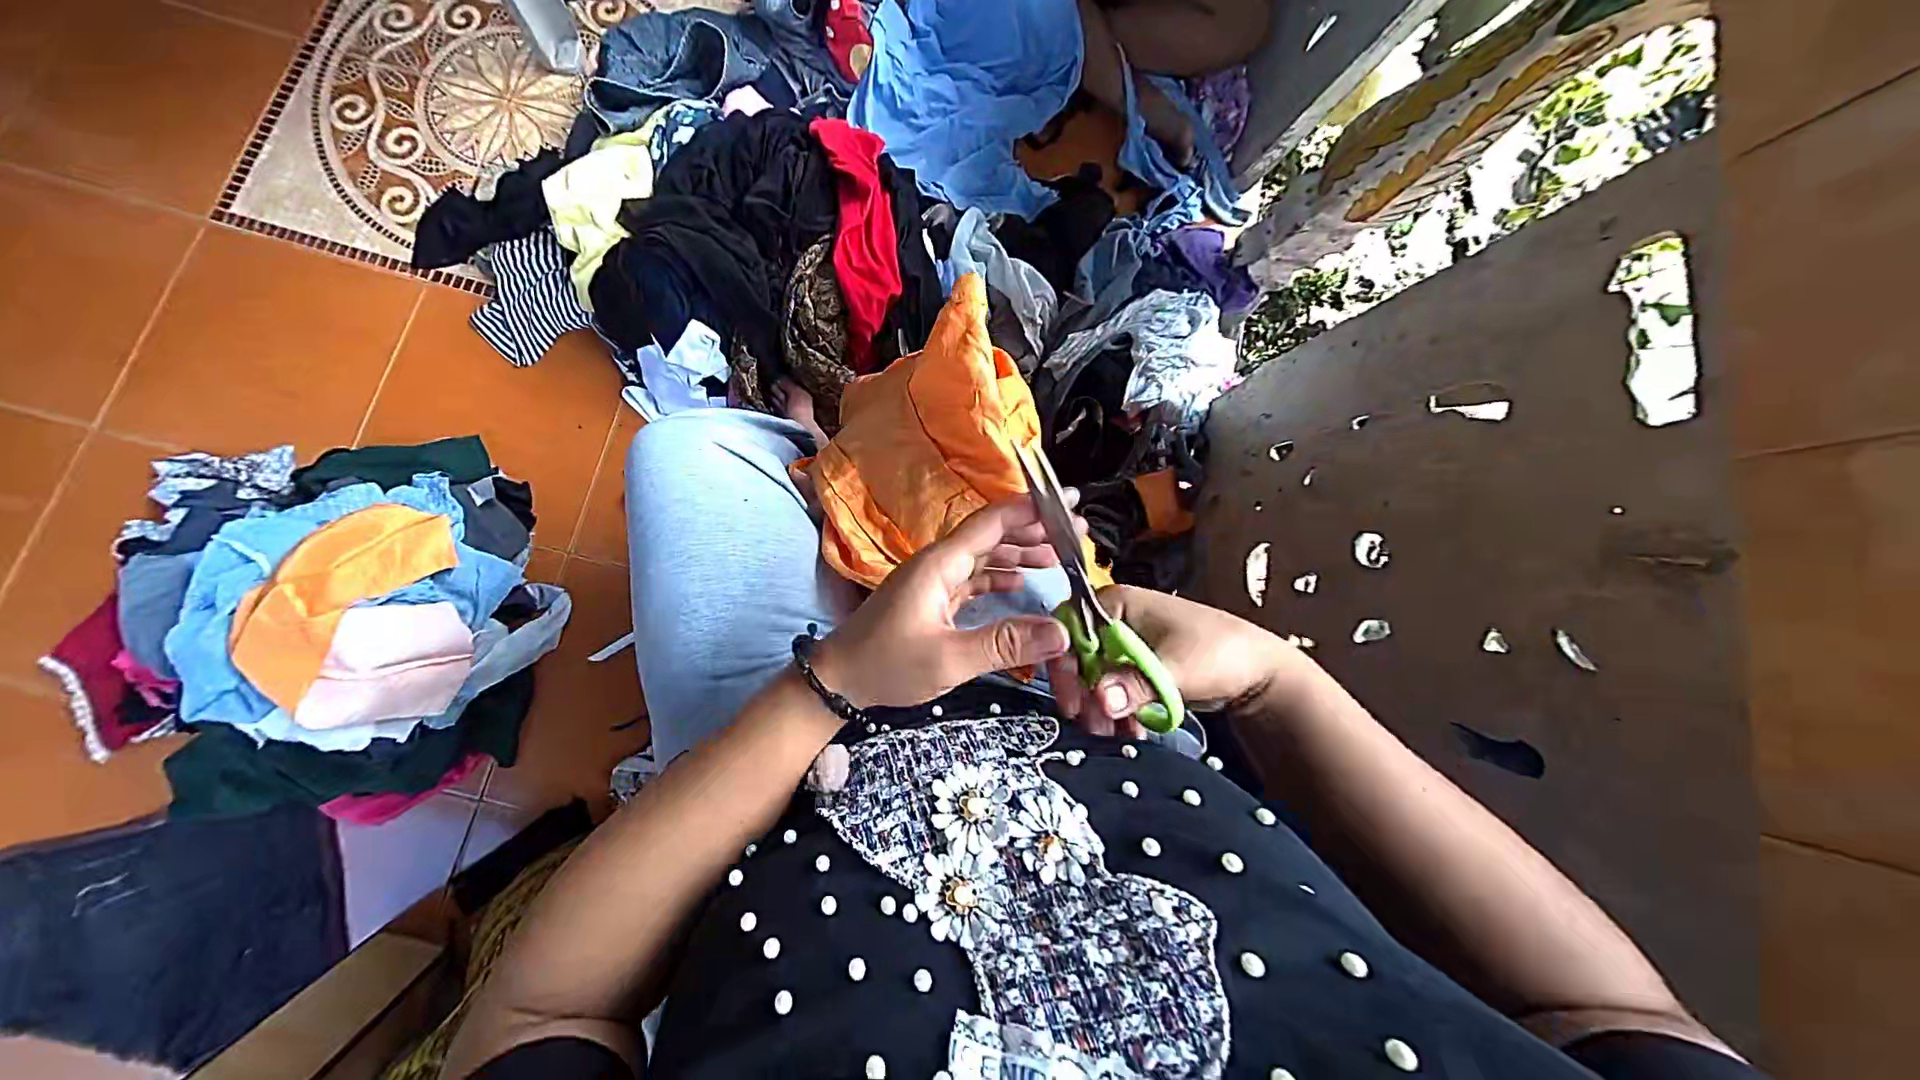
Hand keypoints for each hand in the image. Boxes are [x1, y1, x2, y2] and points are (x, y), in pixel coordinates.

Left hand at [810, 497, 1074, 707]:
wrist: (839, 679)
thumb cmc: (887, 665)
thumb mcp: (949, 660)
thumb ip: (1004, 645)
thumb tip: (1061, 633)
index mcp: (940, 565)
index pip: (991, 522)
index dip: (1031, 509)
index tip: (1067, 503)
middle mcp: (939, 563)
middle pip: (992, 534)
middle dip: (1033, 529)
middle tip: (1075, 533)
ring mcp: (934, 580)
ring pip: (984, 555)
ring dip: (1019, 552)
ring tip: (1058, 556)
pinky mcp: (933, 598)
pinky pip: (974, 577)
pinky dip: (1000, 575)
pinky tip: (1021, 582)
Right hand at [1046, 585, 1310, 737]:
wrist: (1260, 673)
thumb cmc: (1222, 654)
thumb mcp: (1175, 670)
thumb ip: (1136, 684)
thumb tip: (1101, 699)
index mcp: (1118, 602)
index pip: (1069, 627)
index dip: (1065, 662)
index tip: (1073, 698)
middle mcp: (1116, 618)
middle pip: (1078, 654)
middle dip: (1085, 692)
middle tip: (1093, 724)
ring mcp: (1127, 642)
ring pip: (1094, 674)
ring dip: (1099, 706)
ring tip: (1112, 733)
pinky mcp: (1137, 664)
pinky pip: (1112, 685)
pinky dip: (1116, 708)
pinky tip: (1127, 729)